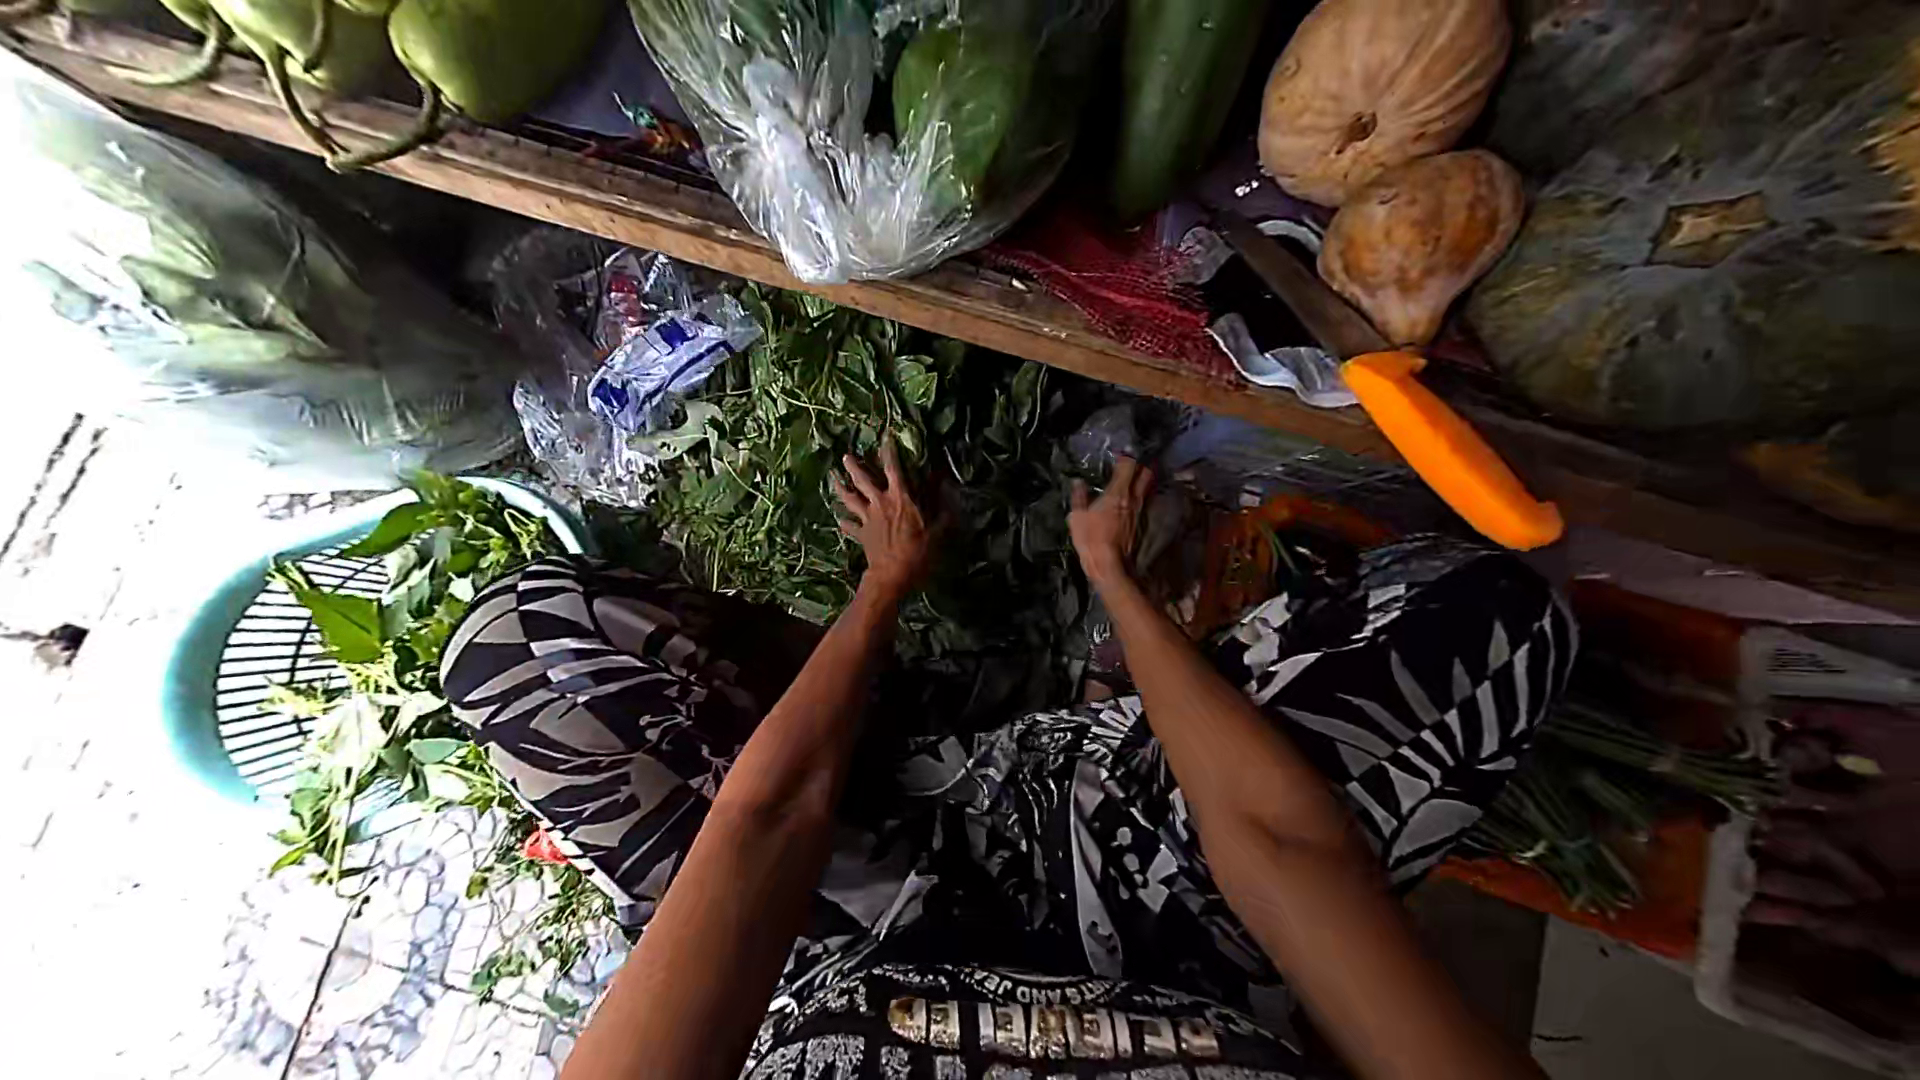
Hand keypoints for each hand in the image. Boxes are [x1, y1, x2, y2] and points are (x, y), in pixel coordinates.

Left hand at [831, 436, 935, 601]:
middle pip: (862, 480)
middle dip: (853, 466)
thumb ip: (943, 511)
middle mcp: (879, 503)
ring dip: (841, 489)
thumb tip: (951, 493)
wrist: (891, 575)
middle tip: (845, 455)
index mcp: (899, 498)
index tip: (885, 436)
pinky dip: (845, 523)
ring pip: (850, 499)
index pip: (893, 469)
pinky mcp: (861, 534)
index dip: (889, 451)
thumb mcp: (937, 531)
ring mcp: (867, 518)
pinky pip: (850, 526)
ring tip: (834, 480)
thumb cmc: (917, 551)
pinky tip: (841, 521)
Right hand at [1070, 455, 1153, 591]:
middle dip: (1140, 466)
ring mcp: (1141, 512)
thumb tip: (1078, 483)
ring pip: (1147, 488)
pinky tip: (1130, 502)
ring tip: (1130, 481)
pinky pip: (1144, 503)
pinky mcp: (1143, 524)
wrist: (1110, 565)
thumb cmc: (1091, 539)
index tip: (1117, 456)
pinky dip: (1140, 498)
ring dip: (1142, 482)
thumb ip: (1079, 497)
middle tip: (1130, 465)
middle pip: (1146, 474)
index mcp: (1117, 493)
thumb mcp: (1077, 517)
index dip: (1125, 457)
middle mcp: (1134, 499)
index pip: (1128, 466)